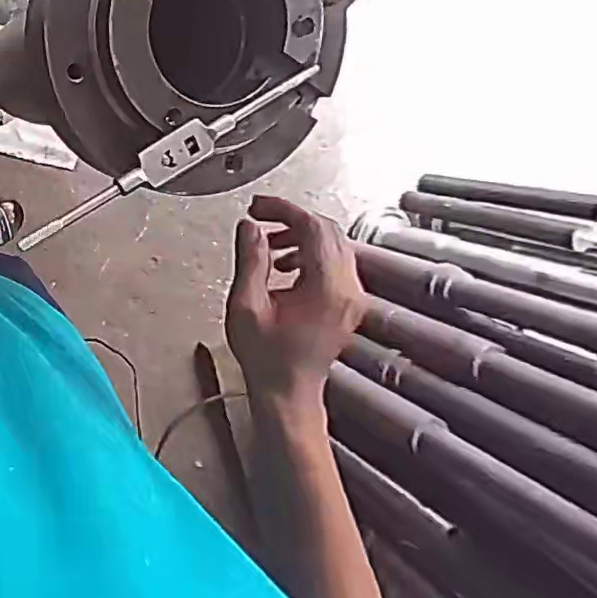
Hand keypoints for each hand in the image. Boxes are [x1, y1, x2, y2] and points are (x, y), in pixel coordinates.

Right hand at [226, 196, 368, 403]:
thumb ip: (250, 260)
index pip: (313, 228)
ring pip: (332, 244)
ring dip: (299, 234)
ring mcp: (350, 298)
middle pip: (328, 232)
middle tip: (259, 215)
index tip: (258, 206)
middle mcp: (347, 291)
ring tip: (266, 239)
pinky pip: (333, 262)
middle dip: (291, 217)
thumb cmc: (267, 357)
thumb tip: (250, 227)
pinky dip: (307, 251)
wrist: (286, 391)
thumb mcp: (246, 304)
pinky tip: (281, 261)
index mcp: (326, 289)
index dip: (283, 210)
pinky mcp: (345, 303)